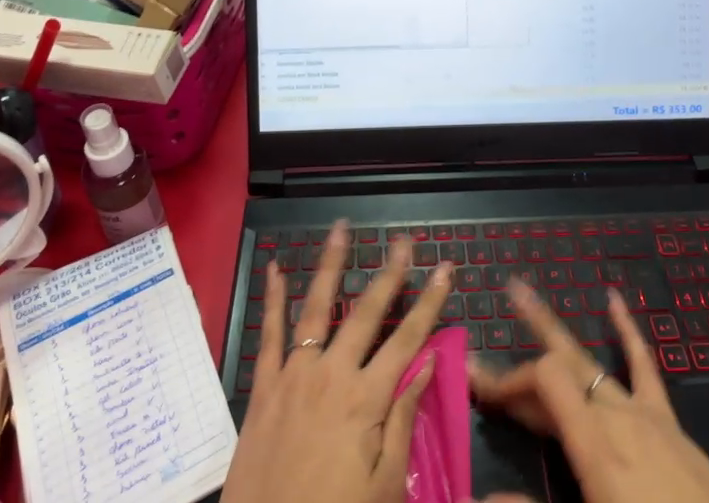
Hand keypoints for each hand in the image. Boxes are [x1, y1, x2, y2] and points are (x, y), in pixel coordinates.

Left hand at [224, 220, 453, 502]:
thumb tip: (424, 367)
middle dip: (390, 274)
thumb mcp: (384, 482)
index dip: (429, 303)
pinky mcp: (263, 386)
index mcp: (366, 399)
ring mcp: (294, 375)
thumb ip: (402, 419)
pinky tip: (276, 269)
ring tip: (341, 231)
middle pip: (367, 313)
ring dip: (330, 266)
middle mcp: (331, 374)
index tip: (445, 269)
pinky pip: (269, 334)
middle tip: (404, 240)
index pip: (408, 340)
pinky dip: (273, 299)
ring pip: (316, 308)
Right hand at [469, 282, 708, 502]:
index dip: (506, 379)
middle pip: (560, 369)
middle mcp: (617, 416)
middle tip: (480, 349)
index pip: (543, 381)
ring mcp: (646, 414)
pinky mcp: (669, 422)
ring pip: (590, 362)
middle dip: (518, 359)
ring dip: (552, 332)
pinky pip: (644, 367)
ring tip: (521, 292)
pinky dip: (627, 332)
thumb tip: (475, 496)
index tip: (475, 386)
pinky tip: (614, 300)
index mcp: (595, 443)